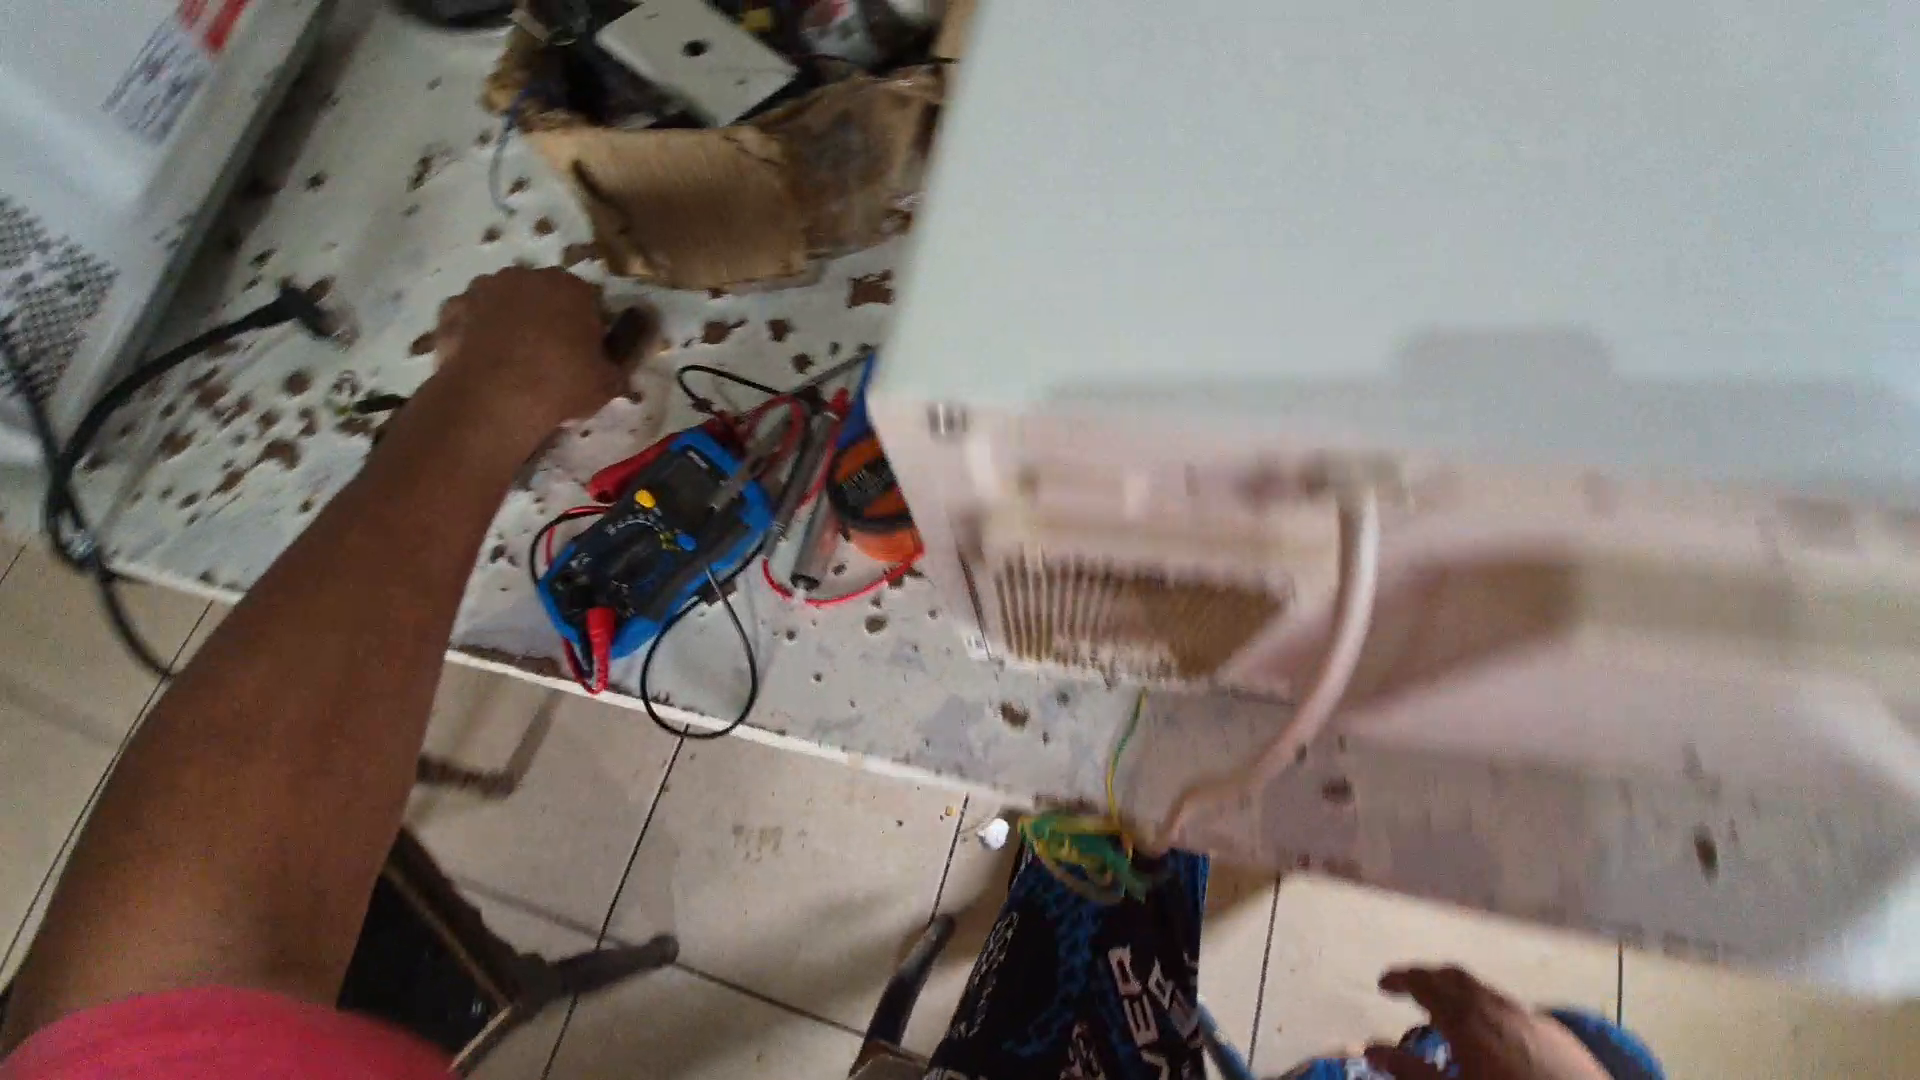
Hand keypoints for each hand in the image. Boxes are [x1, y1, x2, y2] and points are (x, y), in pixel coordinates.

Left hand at [430, 267, 627, 436]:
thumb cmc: (562, 384)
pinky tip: (485, 361)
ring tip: (514, 360)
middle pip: (543, 294)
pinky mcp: (451, 309)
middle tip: (552, 355)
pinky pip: (471, 318)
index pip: (588, 299)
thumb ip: (615, 365)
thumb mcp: (608, 383)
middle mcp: (526, 277)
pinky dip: (477, 333)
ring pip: (504, 302)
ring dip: (510, 320)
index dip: (589, 325)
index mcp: (571, 288)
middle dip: (548, 316)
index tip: (588, 350)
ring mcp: (482, 289)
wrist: (495, 398)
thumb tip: (614, 363)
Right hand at [1366, 967, 1611, 1079]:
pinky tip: (1496, 1038)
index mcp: (1464, 1018)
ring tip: (1450, 1013)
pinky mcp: (1558, 1036)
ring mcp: (1529, 1018)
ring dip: (1460, 993)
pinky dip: (1490, 1011)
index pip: (1422, 982)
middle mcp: (1493, 1006)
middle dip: (1428, 978)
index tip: (1382, 985)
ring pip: (1484, 991)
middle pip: (1452, 976)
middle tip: (1411, 991)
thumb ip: (1410, 1071)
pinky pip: (1512, 1009)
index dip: (1399, 979)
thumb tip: (1370, 1049)